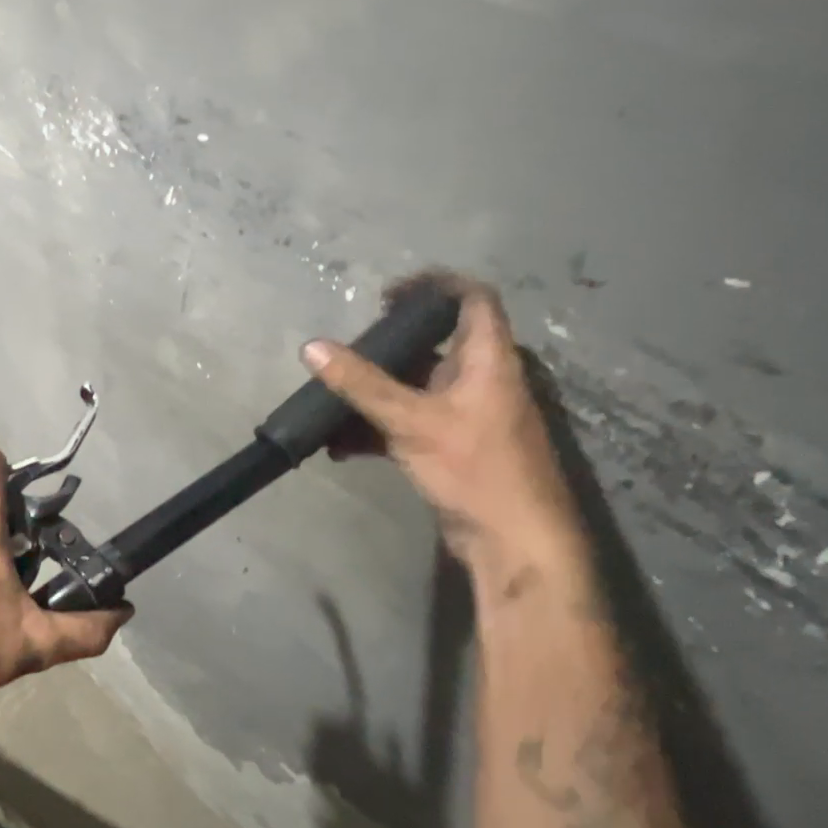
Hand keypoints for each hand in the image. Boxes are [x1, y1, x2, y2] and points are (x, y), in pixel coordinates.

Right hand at [300, 272, 581, 571]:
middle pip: (435, 345)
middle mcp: (481, 382)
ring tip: (331, 400)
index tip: (388, 295)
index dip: (436, 286)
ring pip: (414, 388)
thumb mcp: (411, 421)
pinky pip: (407, 424)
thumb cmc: (476, 470)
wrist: (514, 541)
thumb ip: (361, 384)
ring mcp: (466, 417)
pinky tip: (338, 445)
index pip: (474, 301)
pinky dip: (374, 429)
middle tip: (346, 351)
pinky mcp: (451, 448)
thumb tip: (312, 347)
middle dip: (386, 346)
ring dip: (373, 393)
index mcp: (489, 362)